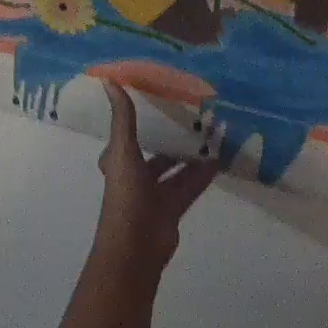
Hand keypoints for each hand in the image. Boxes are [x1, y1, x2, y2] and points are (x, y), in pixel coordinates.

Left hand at [93, 82, 217, 269]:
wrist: (136, 247)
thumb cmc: (125, 195)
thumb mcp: (123, 151)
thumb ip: (123, 118)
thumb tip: (110, 81)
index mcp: (119, 162)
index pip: (125, 137)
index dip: (134, 122)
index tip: (152, 103)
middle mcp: (135, 177)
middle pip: (154, 154)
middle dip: (168, 140)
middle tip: (190, 118)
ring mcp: (154, 195)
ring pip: (174, 170)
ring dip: (188, 156)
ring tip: (210, 136)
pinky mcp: (172, 209)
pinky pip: (189, 187)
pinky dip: (201, 175)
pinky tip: (218, 160)